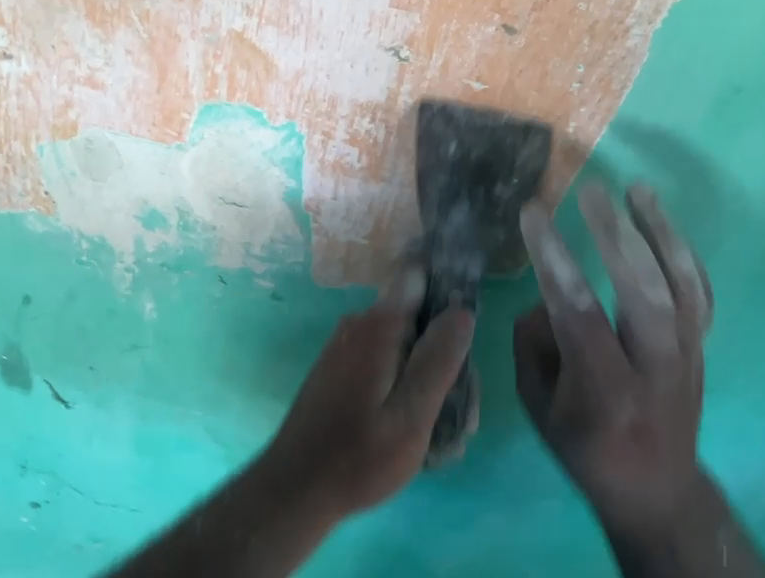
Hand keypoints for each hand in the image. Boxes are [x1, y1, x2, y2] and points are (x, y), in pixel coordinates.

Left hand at [253, 267, 476, 520]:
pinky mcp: (340, 369)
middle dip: (444, 352)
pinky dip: (404, 386)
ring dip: (427, 377)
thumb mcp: (411, 415)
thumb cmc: (358, 457)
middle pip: (416, 316)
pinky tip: (415, 430)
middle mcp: (359, 325)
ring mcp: (346, 346)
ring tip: (445, 432)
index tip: (469, 320)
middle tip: (464, 409)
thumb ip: (438, 360)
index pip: (415, 274)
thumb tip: (462, 310)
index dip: (446, 286)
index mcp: (378, 326)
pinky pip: (385, 363)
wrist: (295, 489)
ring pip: (403, 344)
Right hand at [514, 182, 716, 527]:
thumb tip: (544, 294)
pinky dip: (682, 251)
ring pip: (683, 288)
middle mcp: (654, 371)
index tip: (531, 212)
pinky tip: (659, 218)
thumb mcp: (537, 405)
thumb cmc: (585, 446)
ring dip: (660, 232)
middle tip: (591, 191)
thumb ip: (533, 345)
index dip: (554, 259)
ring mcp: (687, 357)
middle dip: (618, 239)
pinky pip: (699, 292)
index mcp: (605, 392)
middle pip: (646, 297)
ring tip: (636, 188)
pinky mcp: (702, 347)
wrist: (657, 488)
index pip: (578, 314)